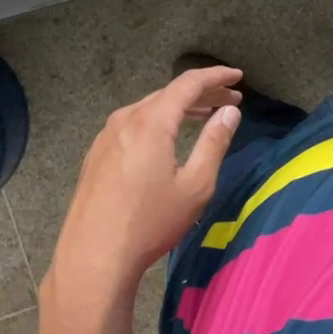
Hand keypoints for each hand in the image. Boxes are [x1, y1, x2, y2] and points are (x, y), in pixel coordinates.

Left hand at [46, 67, 244, 300]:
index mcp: (151, 122)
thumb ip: (214, 143)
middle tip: (230, 100)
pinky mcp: (97, 153)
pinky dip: (158, 121)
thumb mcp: (195, 186)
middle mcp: (125, 119)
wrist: (93, 257)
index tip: (238, 76)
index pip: (188, 84)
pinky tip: (169, 136)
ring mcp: (106, 136)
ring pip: (149, 108)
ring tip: (205, 114)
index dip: (216, 76)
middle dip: (202, 92)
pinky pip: (133, 124)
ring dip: (179, 107)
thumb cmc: (150, 223)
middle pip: (168, 93)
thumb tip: (230, 112)